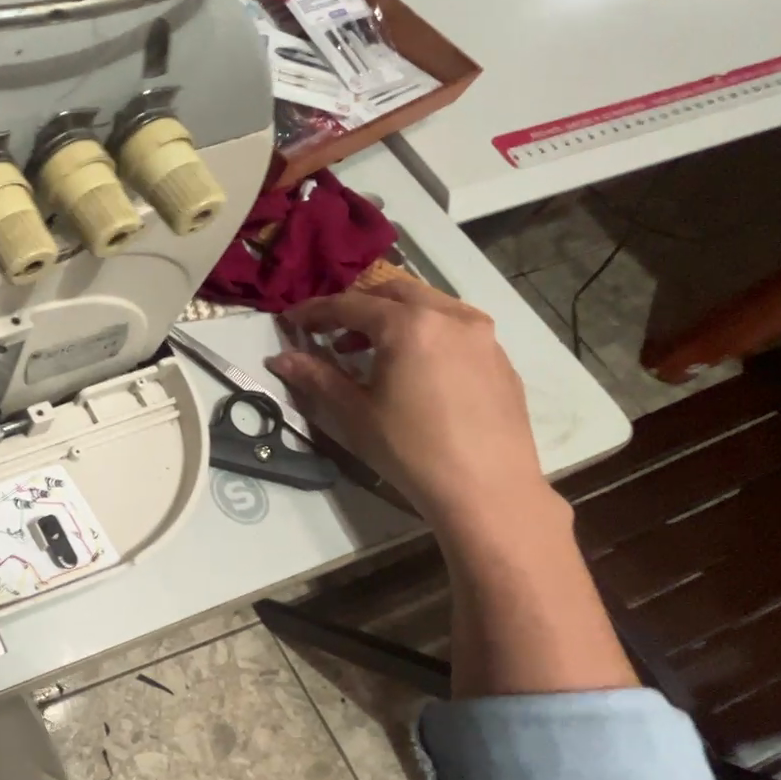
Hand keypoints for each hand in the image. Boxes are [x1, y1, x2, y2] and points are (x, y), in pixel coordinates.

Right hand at [265, 280, 547, 528]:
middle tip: (329, 330)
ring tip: (367, 350)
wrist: (486, 486)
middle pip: (395, 292)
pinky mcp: (500, 358)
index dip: (316, 311)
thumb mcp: (353, 411)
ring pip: (430, 305)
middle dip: (357, 305)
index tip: (291, 321)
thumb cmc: (409, 447)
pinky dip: (424, 333)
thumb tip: (280, 358)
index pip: (351, 305)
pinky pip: (454, 329)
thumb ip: (316, 377)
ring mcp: (483, 336)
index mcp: (410, 326)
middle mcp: (451, 317)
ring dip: (392, 317)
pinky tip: (410, 368)